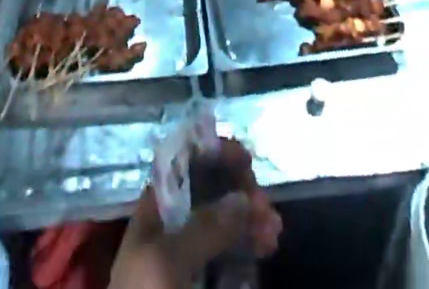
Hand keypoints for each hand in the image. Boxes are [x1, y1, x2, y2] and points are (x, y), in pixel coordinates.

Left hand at [108, 139, 281, 288]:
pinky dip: (252, 245)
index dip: (210, 153)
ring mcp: (192, 255)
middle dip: (240, 189)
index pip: (182, 164)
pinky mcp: (208, 282)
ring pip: (228, 222)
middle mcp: (174, 225)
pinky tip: (268, 247)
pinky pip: (235, 255)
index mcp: (155, 210)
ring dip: (252, 218)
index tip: (244, 156)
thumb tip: (242, 198)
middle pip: (211, 191)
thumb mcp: (165, 262)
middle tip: (266, 205)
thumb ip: (203, 228)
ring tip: (273, 230)